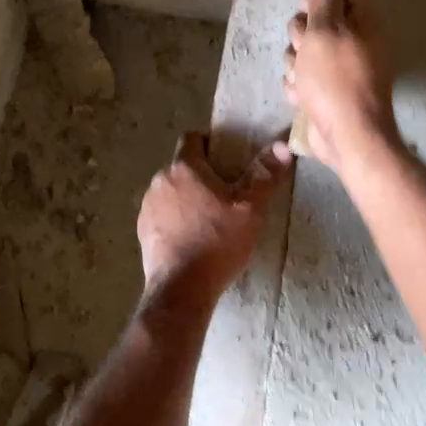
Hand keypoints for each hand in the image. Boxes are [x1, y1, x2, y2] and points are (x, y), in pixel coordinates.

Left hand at [137, 133, 292, 306]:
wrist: (182, 287)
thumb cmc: (218, 241)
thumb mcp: (249, 209)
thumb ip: (264, 175)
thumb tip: (282, 146)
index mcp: (184, 167)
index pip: (192, 139)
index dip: (209, 144)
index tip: (225, 160)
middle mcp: (160, 179)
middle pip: (182, 166)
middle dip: (201, 176)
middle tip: (225, 195)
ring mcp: (148, 205)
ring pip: (171, 191)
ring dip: (186, 199)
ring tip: (209, 221)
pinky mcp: (143, 229)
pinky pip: (162, 214)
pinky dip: (174, 220)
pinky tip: (191, 240)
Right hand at [284, 0, 400, 176]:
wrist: (347, 136)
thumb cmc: (335, 78)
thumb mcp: (325, 31)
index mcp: (362, 22)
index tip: (308, 5)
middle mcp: (354, 41)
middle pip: (316, 20)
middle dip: (301, 34)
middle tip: (305, 47)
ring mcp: (340, 67)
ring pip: (303, 50)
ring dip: (296, 63)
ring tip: (303, 78)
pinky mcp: (326, 90)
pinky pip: (303, 76)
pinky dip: (299, 85)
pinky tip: (302, 95)